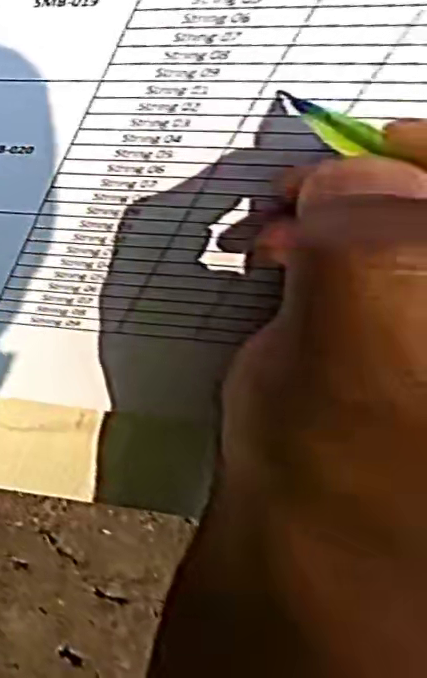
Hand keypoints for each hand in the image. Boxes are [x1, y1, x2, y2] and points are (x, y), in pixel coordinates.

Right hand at [150, 124, 426, 676]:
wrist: (326, 544)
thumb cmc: (351, 463)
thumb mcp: (356, 355)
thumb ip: (368, 253)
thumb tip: (352, 171)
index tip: (367, 135)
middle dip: (373, 190)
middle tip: (288, 201)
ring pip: (408, 237)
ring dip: (340, 219)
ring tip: (271, 241)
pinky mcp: (407, 341)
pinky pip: (378, 264)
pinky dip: (328, 248)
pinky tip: (279, 266)